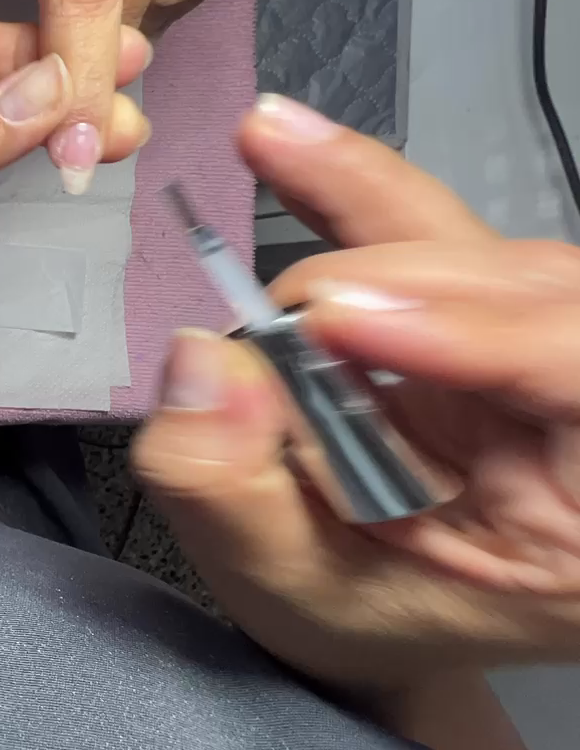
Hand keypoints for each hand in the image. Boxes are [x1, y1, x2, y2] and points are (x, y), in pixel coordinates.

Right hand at [133, 96, 579, 699]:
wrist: (361, 604)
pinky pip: (424, 231)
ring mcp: (546, 355)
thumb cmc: (337, 612)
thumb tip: (204, 357)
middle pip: (535, 294)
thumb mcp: (272, 577)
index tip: (332, 321)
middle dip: (384, 296)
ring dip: (355, 239)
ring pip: (477, 251)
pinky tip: (278, 138)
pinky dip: (340, 185)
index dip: (482, 335)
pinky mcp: (476, 317)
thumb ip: (226, 485)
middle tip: (268, 337)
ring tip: (267, 244)